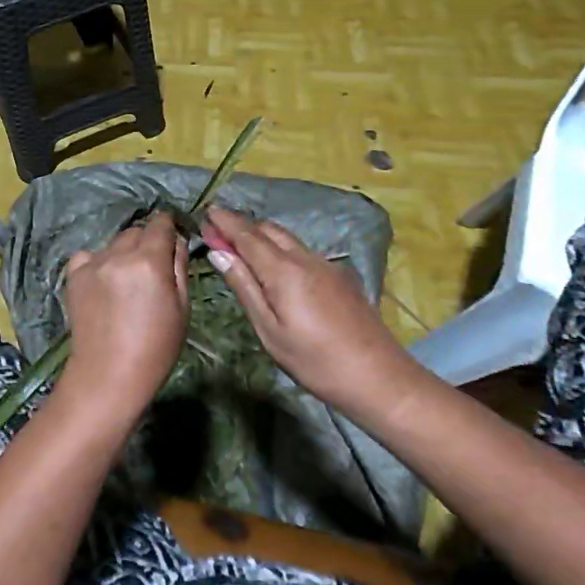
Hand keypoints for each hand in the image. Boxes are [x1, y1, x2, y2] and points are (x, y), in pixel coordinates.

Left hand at [62, 213, 188, 414]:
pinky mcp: (74, 277)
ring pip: (114, 243)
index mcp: (150, 261)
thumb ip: (180, 267)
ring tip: (127, 281)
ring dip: (124, 253)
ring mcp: (93, 264)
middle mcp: (119, 255)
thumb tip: (176, 242)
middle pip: (137, 231)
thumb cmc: (155, 349)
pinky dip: (98, 261)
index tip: (172, 241)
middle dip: (147, 243)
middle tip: (152, 269)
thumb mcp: (182, 308)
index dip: (169, 228)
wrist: (107, 378)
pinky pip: (88, 255)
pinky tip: (103, 281)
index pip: (161, 223)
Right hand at [203, 208, 423, 411]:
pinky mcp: (339, 276)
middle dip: (243, 226)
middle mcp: (306, 258)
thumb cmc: (315, 361)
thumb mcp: (270, 331)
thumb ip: (245, 288)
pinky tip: (276, 269)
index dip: (227, 222)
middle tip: (219, 233)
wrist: (376, 374)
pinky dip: (282, 250)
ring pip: (288, 240)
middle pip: (270, 230)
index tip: (208, 211)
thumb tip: (219, 253)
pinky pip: (303, 253)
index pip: (248, 235)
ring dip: (263, 237)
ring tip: (242, 248)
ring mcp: (327, 265)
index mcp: (285, 270)